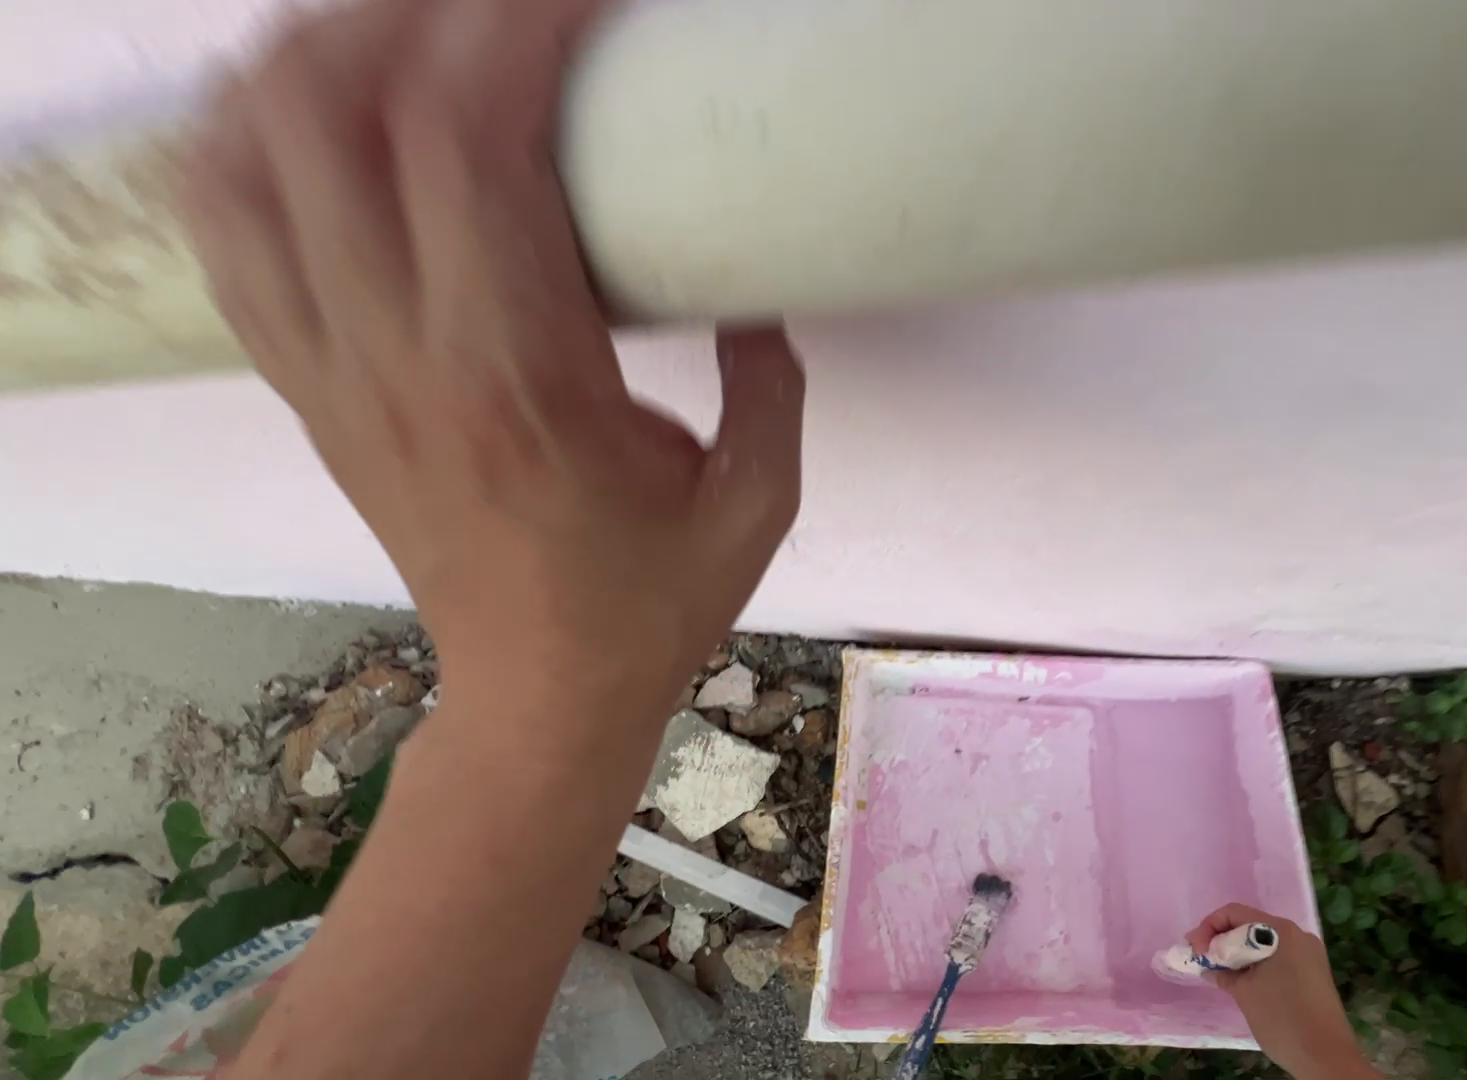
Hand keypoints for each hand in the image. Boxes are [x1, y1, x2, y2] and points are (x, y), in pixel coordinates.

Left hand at [180, 0, 803, 714]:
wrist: (542, 693)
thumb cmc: (655, 605)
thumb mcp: (760, 502)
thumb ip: (770, 384)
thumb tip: (755, 293)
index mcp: (522, 380)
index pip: (470, 146)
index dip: (514, 28)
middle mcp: (401, 357)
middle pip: (344, 109)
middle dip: (426, 9)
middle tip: (520, 1)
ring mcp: (333, 371)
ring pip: (253, 147)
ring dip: (325, 50)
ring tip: (422, 31)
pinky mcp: (309, 389)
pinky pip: (226, 224)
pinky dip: (254, 131)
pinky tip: (323, 108)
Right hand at [1185, 904, 1378, 1079]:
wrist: (1329, 1061)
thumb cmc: (1283, 1020)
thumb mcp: (1245, 993)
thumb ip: (1222, 972)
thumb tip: (1208, 966)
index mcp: (1281, 931)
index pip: (1235, 913)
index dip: (1208, 927)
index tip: (1194, 950)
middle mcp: (1297, 934)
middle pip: (1250, 925)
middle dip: (1222, 940)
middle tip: (1202, 958)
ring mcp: (1309, 953)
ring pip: (1264, 941)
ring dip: (1239, 952)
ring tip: (1220, 970)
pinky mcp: (1314, 971)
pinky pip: (1278, 955)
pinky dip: (1258, 962)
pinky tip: (1245, 979)